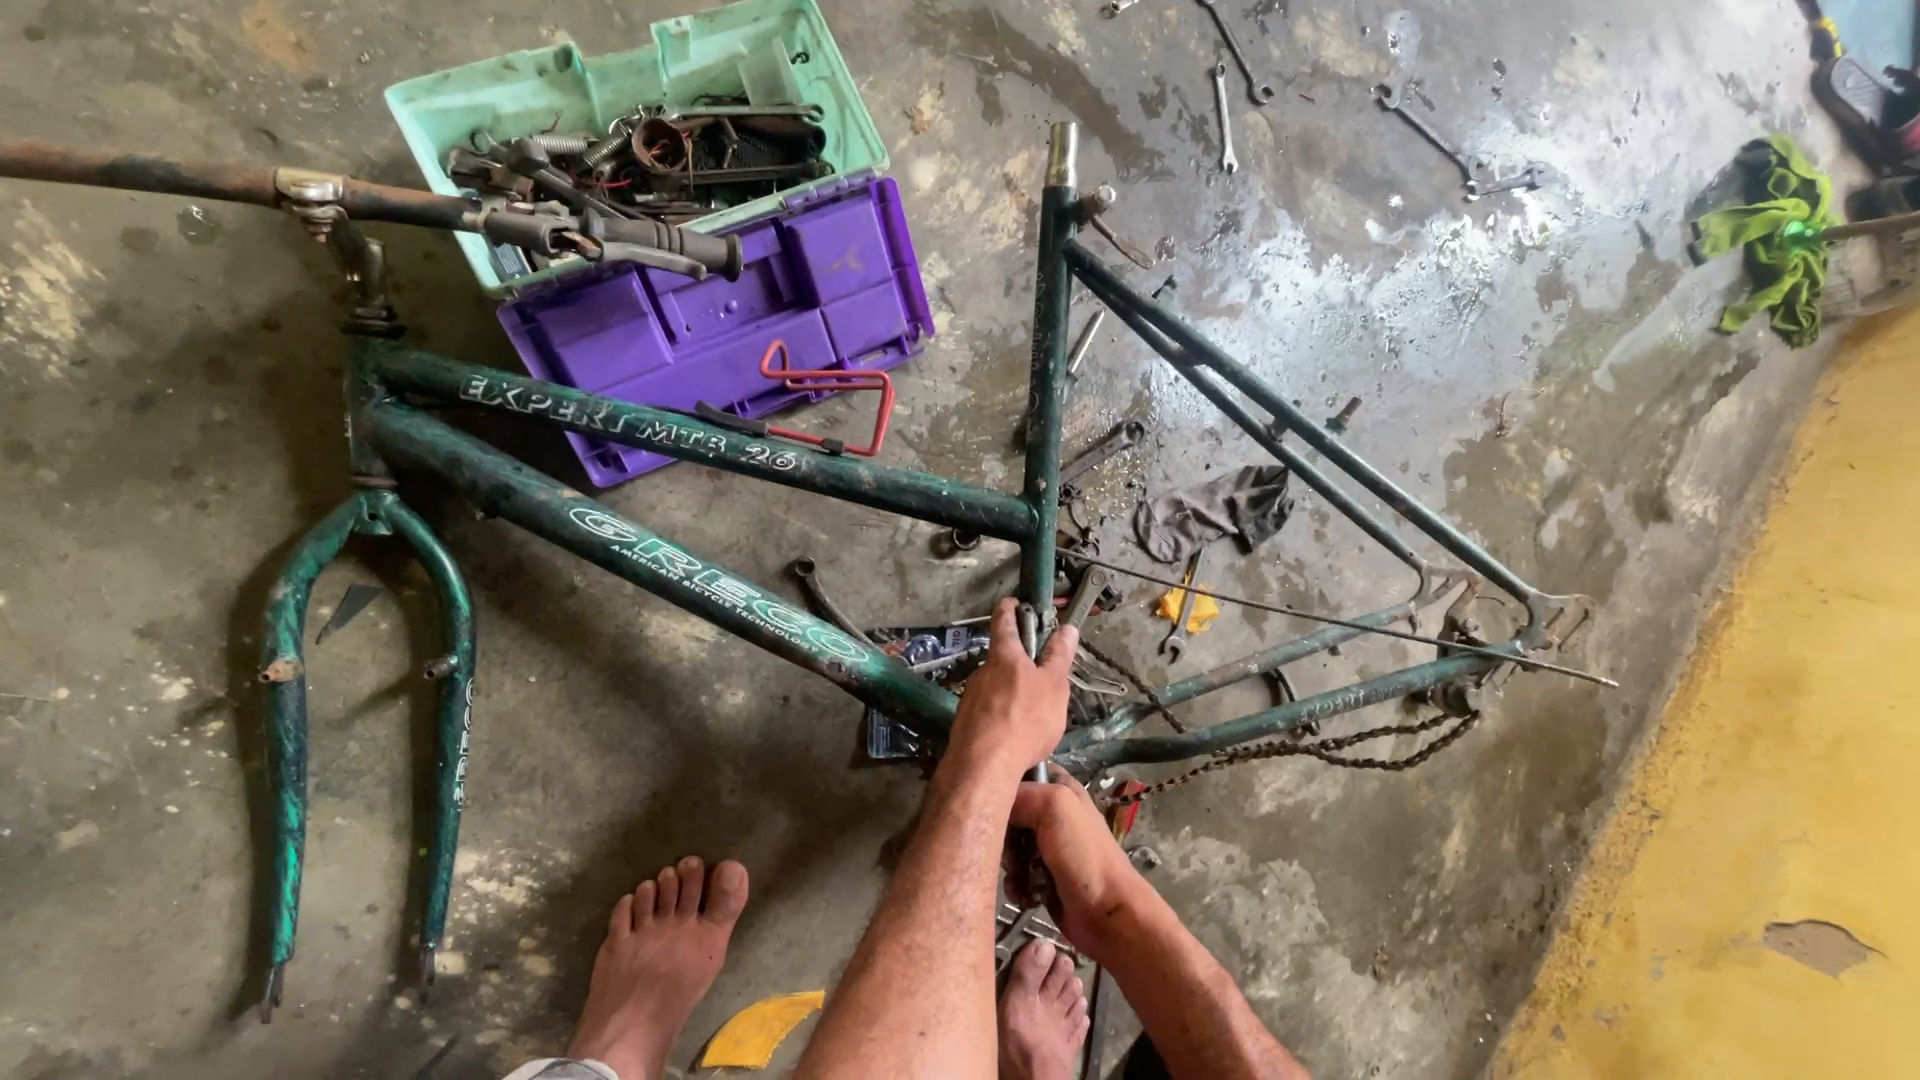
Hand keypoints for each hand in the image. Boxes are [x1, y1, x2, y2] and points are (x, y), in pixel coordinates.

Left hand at [946, 598, 1077, 776]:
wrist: (985, 765)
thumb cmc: (1025, 719)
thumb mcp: (1054, 686)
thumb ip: (1059, 657)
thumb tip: (1067, 629)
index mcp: (1004, 656)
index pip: (1003, 621)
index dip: (1009, 608)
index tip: (1013, 602)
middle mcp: (982, 672)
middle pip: (1001, 660)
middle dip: (1018, 666)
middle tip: (1040, 680)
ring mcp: (971, 698)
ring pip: (995, 689)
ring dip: (1011, 696)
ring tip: (1032, 718)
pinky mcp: (966, 723)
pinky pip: (989, 713)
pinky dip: (1002, 718)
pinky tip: (1015, 737)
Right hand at [1010, 774, 1149, 964]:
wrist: (1107, 915)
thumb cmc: (1083, 855)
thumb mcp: (1054, 806)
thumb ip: (1020, 794)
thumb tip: (994, 805)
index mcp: (1060, 787)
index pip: (1020, 774)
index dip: (1005, 787)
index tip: (995, 805)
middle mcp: (1053, 813)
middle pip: (1009, 813)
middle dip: (1005, 834)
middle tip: (1012, 851)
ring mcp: (1047, 846)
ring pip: (1008, 845)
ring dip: (1009, 864)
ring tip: (1020, 877)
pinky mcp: (1042, 876)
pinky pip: (1015, 873)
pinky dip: (1015, 884)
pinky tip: (1023, 894)